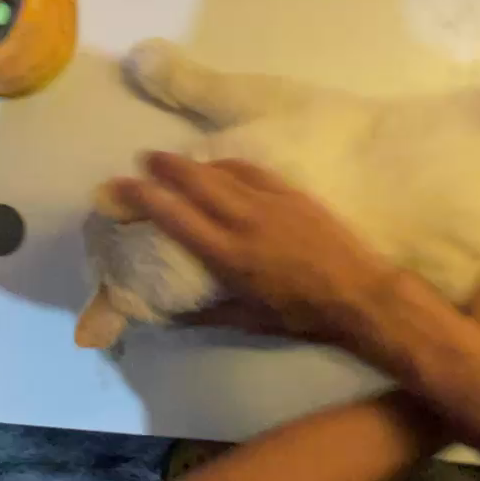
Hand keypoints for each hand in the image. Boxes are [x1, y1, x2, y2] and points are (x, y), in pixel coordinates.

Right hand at [109, 153, 401, 346]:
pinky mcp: (292, 193)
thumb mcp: (250, 321)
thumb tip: (170, 316)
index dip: (143, 198)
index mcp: (229, 256)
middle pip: (195, 182)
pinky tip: (221, 163)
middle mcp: (244, 221)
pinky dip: (230, 164)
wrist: (359, 292)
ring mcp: (270, 202)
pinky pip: (253, 170)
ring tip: (175, 159)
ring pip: (223, 170)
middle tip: (144, 160)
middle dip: (165, 167)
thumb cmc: (303, 313)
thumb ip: (207, 314)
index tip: (121, 186)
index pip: (176, 217)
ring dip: (194, 162)